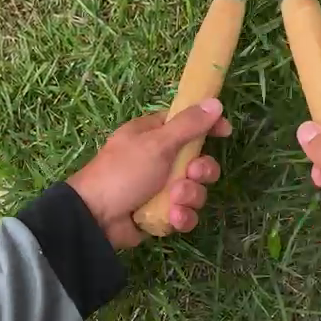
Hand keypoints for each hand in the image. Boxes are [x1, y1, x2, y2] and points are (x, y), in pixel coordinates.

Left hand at [68, 98, 231, 248]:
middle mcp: (159, 159)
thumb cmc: (123, 172)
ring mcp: (159, 188)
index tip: (225, 131)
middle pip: (198, 160)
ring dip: (189, 196)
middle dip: (200, 171)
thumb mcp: (156, 143)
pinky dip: (181, 216)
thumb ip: (188, 125)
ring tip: (174, 201)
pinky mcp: (161, 214)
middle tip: (191, 174)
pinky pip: (184, 213)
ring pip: (194, 190)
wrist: (96, 218)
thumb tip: (215, 102)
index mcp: (153, 135)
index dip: (207, 127)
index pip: (187, 124)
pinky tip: (172, 218)